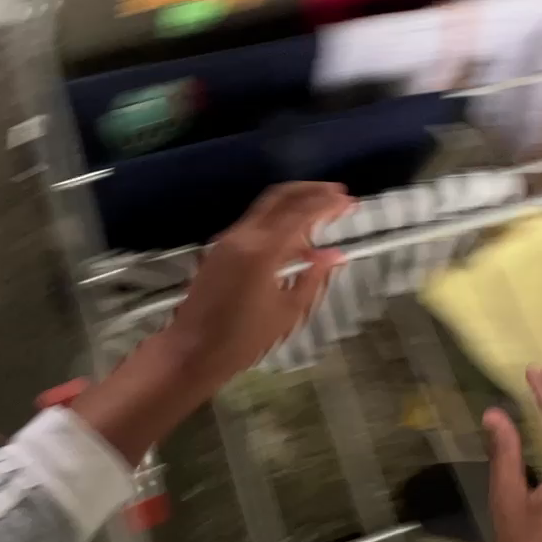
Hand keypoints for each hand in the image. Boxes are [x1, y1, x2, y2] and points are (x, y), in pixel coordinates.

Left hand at [159, 181, 350, 392]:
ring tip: (321, 210)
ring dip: (294, 203)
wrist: (191, 351)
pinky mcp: (219, 248)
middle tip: (337, 192)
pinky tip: (295, 238)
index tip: (350, 202)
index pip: (300, 213)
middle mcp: (243, 235)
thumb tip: (336, 255)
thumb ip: (313, 278)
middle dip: (310, 190)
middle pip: (280, 197)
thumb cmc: (243, 339)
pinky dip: (277, 220)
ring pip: (265, 207)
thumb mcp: (287, 312)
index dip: (328, 204)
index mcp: (262, 250)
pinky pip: (254, 224)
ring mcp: (227, 239)